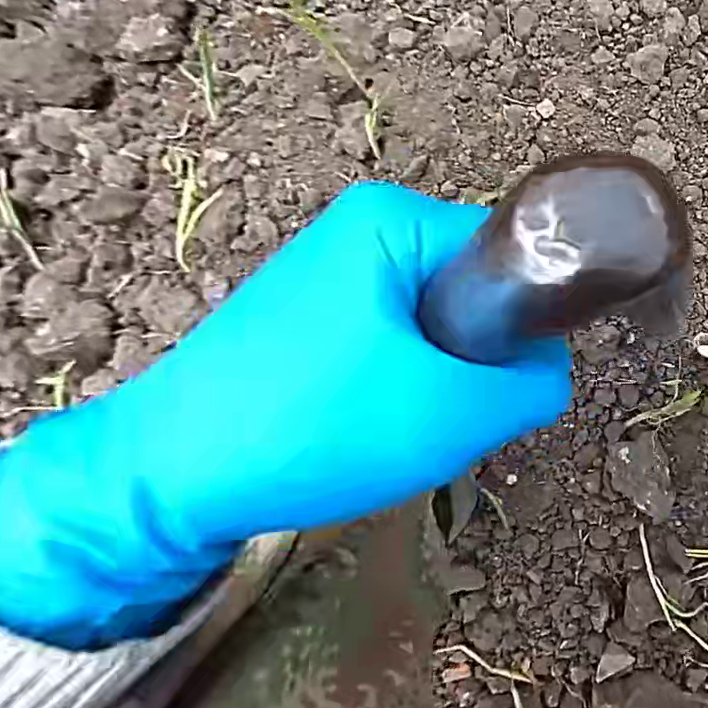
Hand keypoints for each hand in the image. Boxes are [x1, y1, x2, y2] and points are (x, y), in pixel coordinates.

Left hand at [0, 182, 573, 647]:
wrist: (158, 487)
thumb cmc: (320, 426)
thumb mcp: (461, 413)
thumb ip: (541, 384)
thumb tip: (550, 371)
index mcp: (397, 219)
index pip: (515, 255)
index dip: (532, 319)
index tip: (515, 374)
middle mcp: (367, 224)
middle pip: (481, 285)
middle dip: (488, 349)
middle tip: (465, 402)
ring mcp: (338, 263)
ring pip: (447, 312)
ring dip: (452, 365)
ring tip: (421, 410)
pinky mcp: (319, 304)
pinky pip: (406, 327)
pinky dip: (415, 369)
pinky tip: (386, 410)